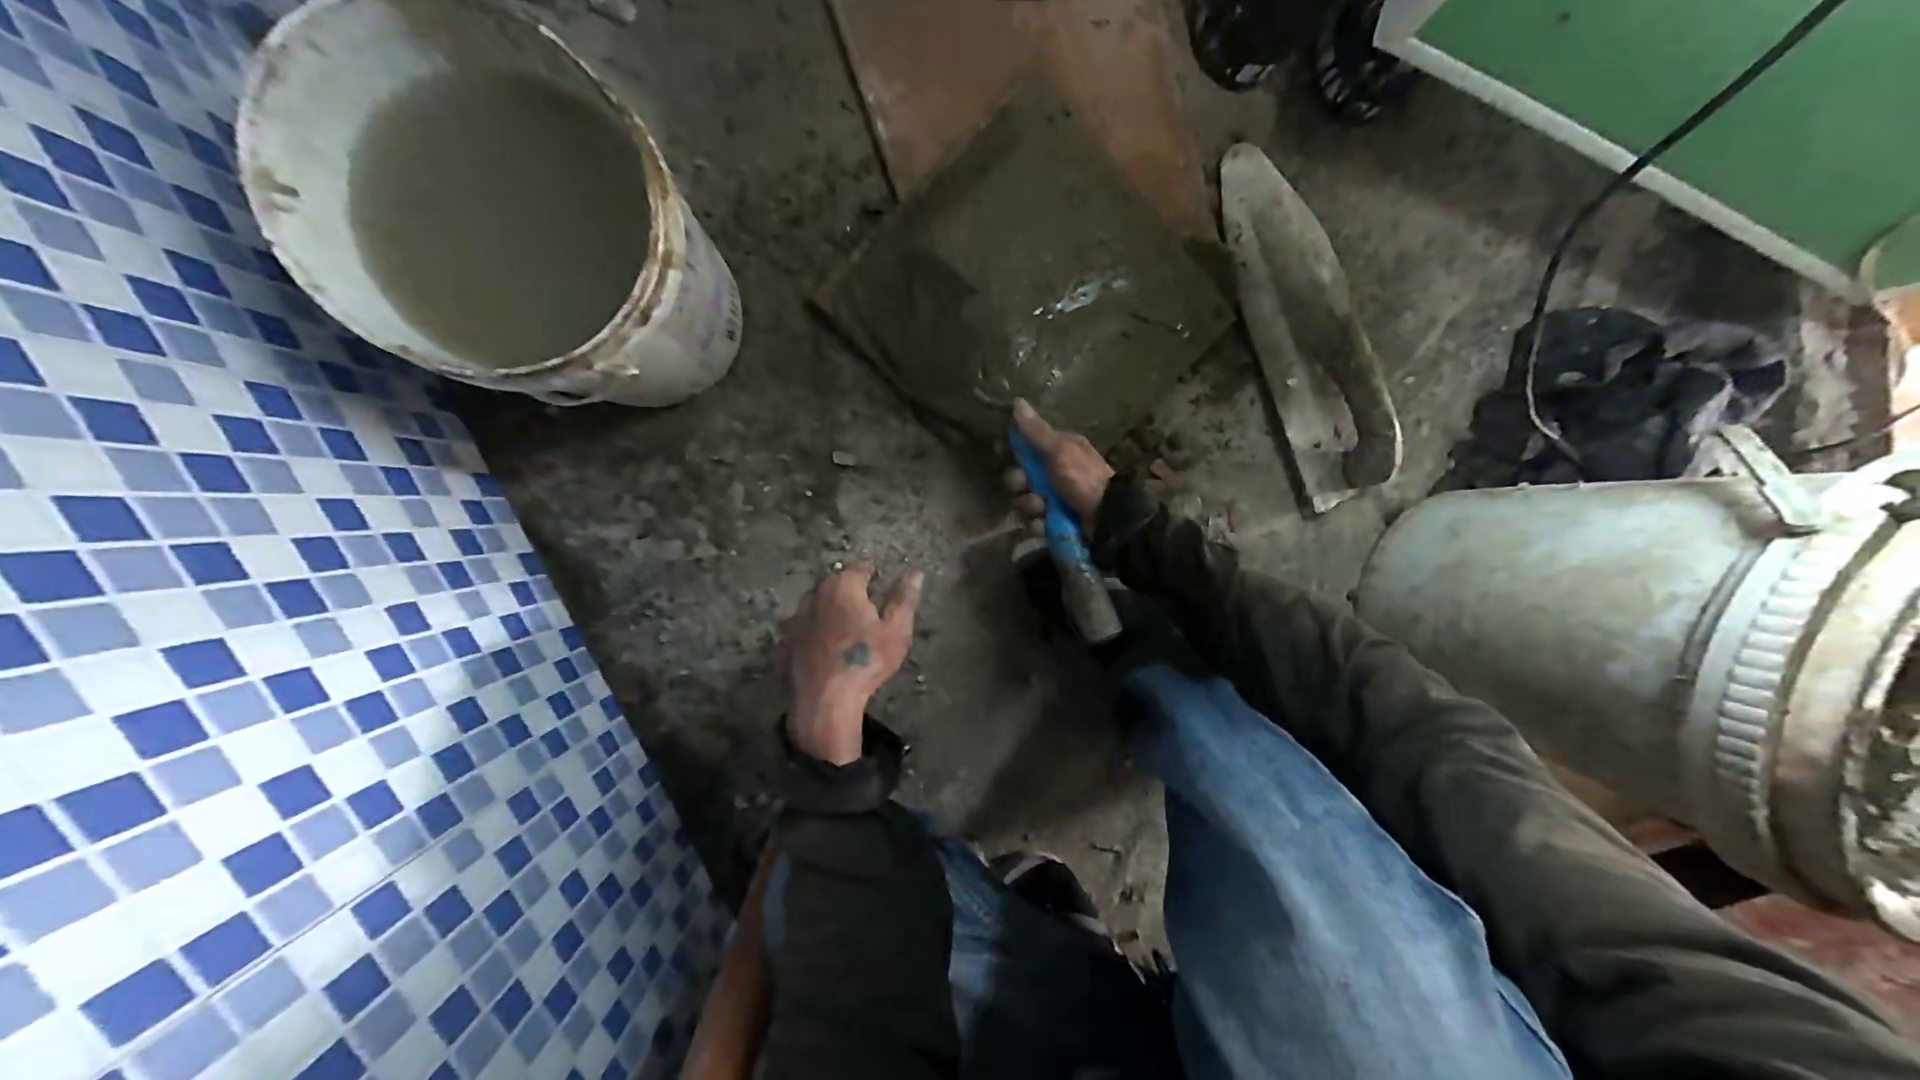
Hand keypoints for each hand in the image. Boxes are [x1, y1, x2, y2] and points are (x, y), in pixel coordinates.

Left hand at [782, 565, 923, 764]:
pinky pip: (803, 629)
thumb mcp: (896, 629)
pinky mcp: (786, 644)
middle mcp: (814, 596)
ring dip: (828, 608)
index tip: (878, 576)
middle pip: (833, 584)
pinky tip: (822, 645)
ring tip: (843, 621)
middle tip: (864, 599)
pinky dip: (813, 631)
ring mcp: (796, 621)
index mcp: (842, 587)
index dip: (871, 571)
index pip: (859, 568)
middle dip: (848, 587)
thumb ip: (904, 598)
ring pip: (815, 605)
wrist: (825, 700)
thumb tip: (915, 573)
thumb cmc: (866, 659)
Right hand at [1004, 399, 1114, 525]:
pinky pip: (1035, 522)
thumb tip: (1018, 401)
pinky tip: (1045, 524)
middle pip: (1019, 477)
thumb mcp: (1060, 450)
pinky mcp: (1054, 522)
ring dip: (1029, 505)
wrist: (1107, 517)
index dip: (1012, 453)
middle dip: (1019, 483)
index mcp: (1057, 451)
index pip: (1025, 448)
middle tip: (1027, 485)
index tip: (1004, 454)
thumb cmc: (1083, 477)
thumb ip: (1037, 431)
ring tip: (1043, 508)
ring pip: (1024, 501)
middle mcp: (1053, 473)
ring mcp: (1054, 499)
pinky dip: (1038, 525)